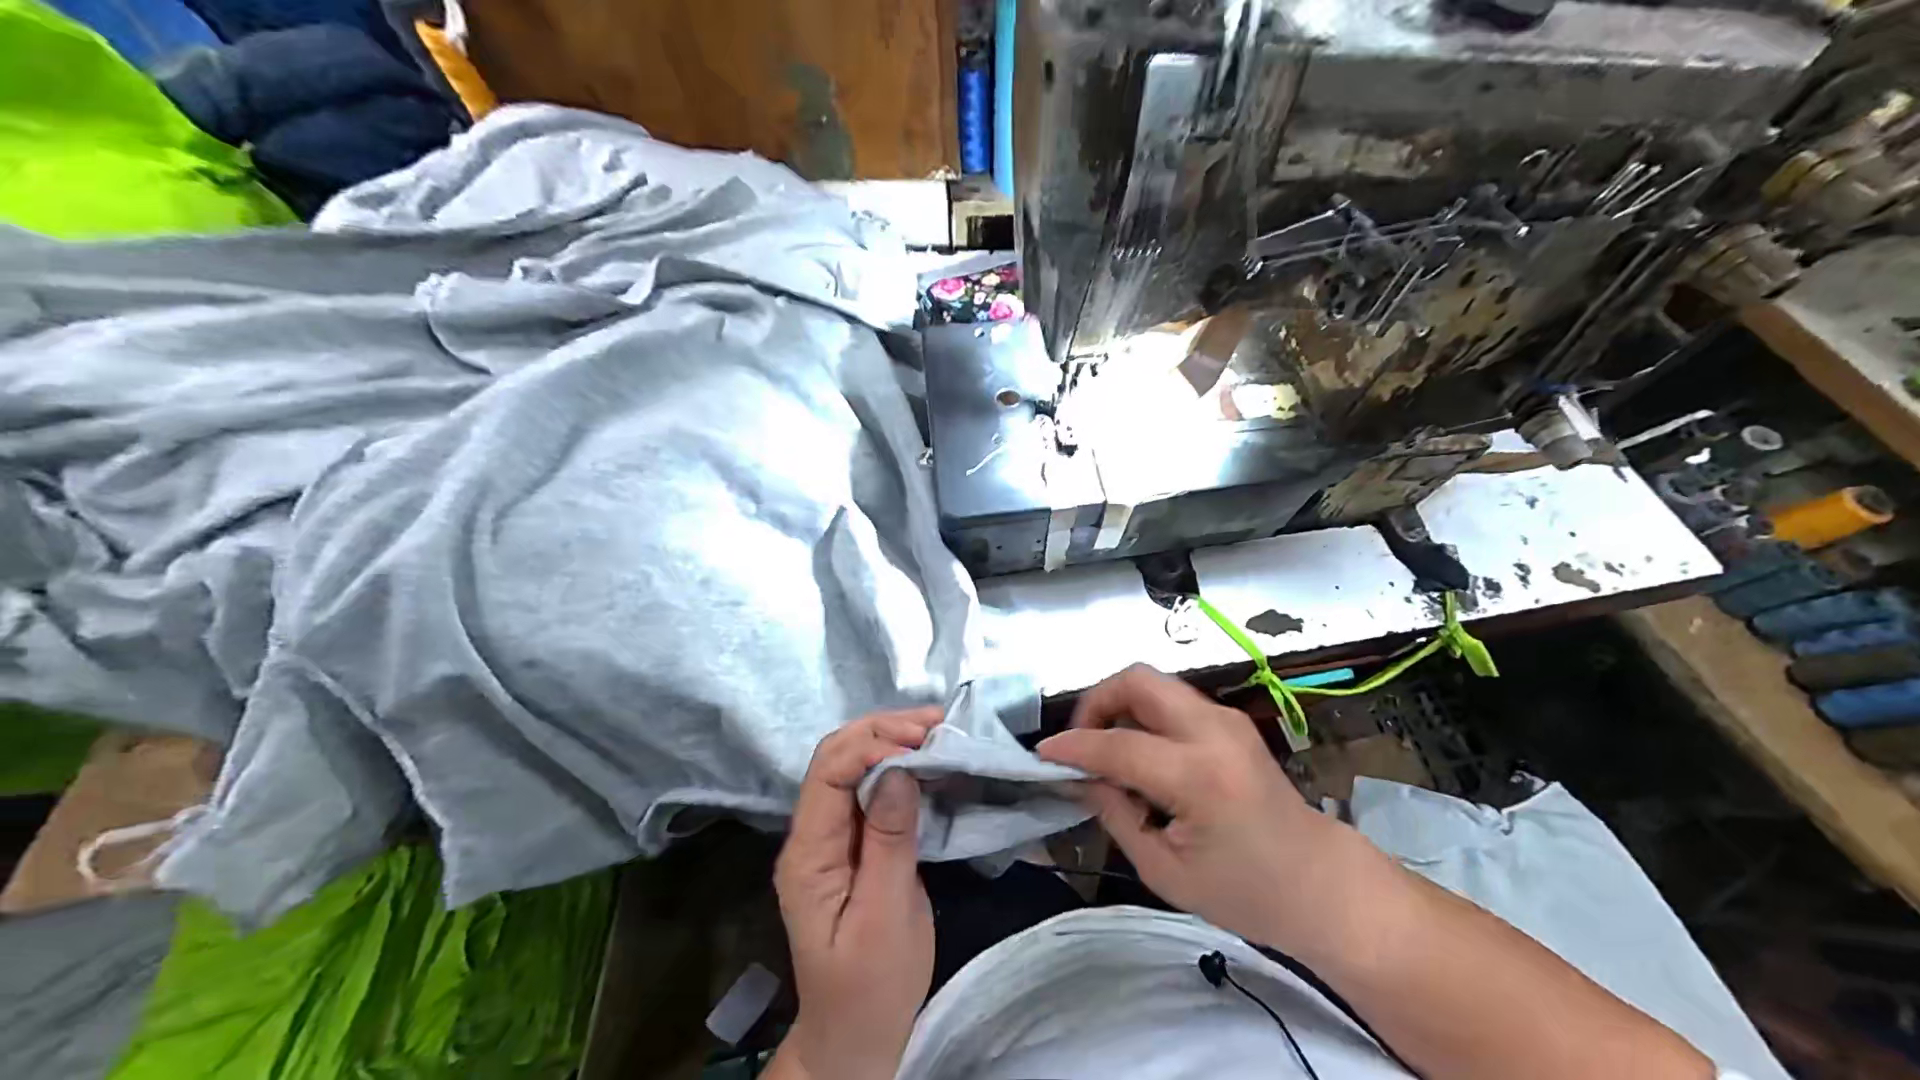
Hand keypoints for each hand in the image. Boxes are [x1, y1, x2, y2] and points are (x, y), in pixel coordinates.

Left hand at [771, 708, 940, 1079]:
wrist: (856, 1036)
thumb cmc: (870, 986)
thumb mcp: (885, 917)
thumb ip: (889, 841)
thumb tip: (898, 769)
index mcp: (808, 853)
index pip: (828, 771)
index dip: (872, 746)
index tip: (922, 746)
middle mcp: (813, 834)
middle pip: (836, 756)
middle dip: (883, 730)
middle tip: (937, 725)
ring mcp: (832, 837)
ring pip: (853, 765)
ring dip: (892, 740)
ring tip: (938, 731)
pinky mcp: (855, 843)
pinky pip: (871, 789)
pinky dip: (900, 766)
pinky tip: (928, 760)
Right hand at [1037, 664, 1375, 954]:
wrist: (1323, 885)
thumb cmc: (1245, 892)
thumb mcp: (1164, 871)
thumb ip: (1115, 813)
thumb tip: (1079, 778)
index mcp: (1200, 777)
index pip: (1118, 745)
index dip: (1072, 747)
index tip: (1041, 755)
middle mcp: (1214, 732)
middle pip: (1137, 680)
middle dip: (1095, 701)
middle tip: (1080, 742)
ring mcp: (1226, 719)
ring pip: (1153, 682)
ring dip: (1118, 705)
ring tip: (1106, 751)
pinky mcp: (1229, 721)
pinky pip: (1170, 699)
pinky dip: (1141, 714)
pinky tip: (1138, 754)